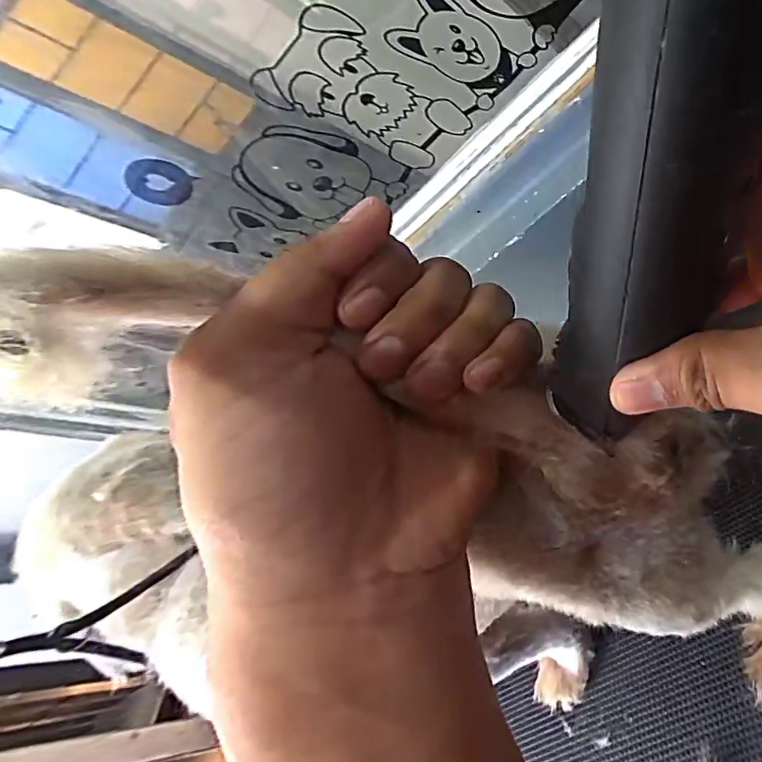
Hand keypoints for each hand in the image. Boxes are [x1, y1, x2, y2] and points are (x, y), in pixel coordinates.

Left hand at [169, 200, 540, 608]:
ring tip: (429, 393)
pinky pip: (526, 338)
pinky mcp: (503, 390)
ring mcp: (456, 359)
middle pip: (442, 273)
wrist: (345, 557)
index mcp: (331, 319)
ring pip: (488, 300)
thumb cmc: (271, 465)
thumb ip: (301, 272)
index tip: (350, 323)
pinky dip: (507, 352)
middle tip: (381, 374)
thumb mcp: (236, 361)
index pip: (384, 251)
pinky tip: (480, 387)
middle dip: (415, 319)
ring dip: (457, 340)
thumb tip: (378, 204)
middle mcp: (399, 330)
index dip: (375, 278)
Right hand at [610, 72, 761, 444]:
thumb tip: (625, 384)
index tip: (613, 152)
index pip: (731, 96)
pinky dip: (743, 244)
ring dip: (709, 215)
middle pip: (734, 141)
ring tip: (635, 241)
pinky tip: (698, 279)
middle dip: (676, 176)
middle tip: (609, 207)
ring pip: (755, 184)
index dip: (670, 118)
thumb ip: (711, 373)